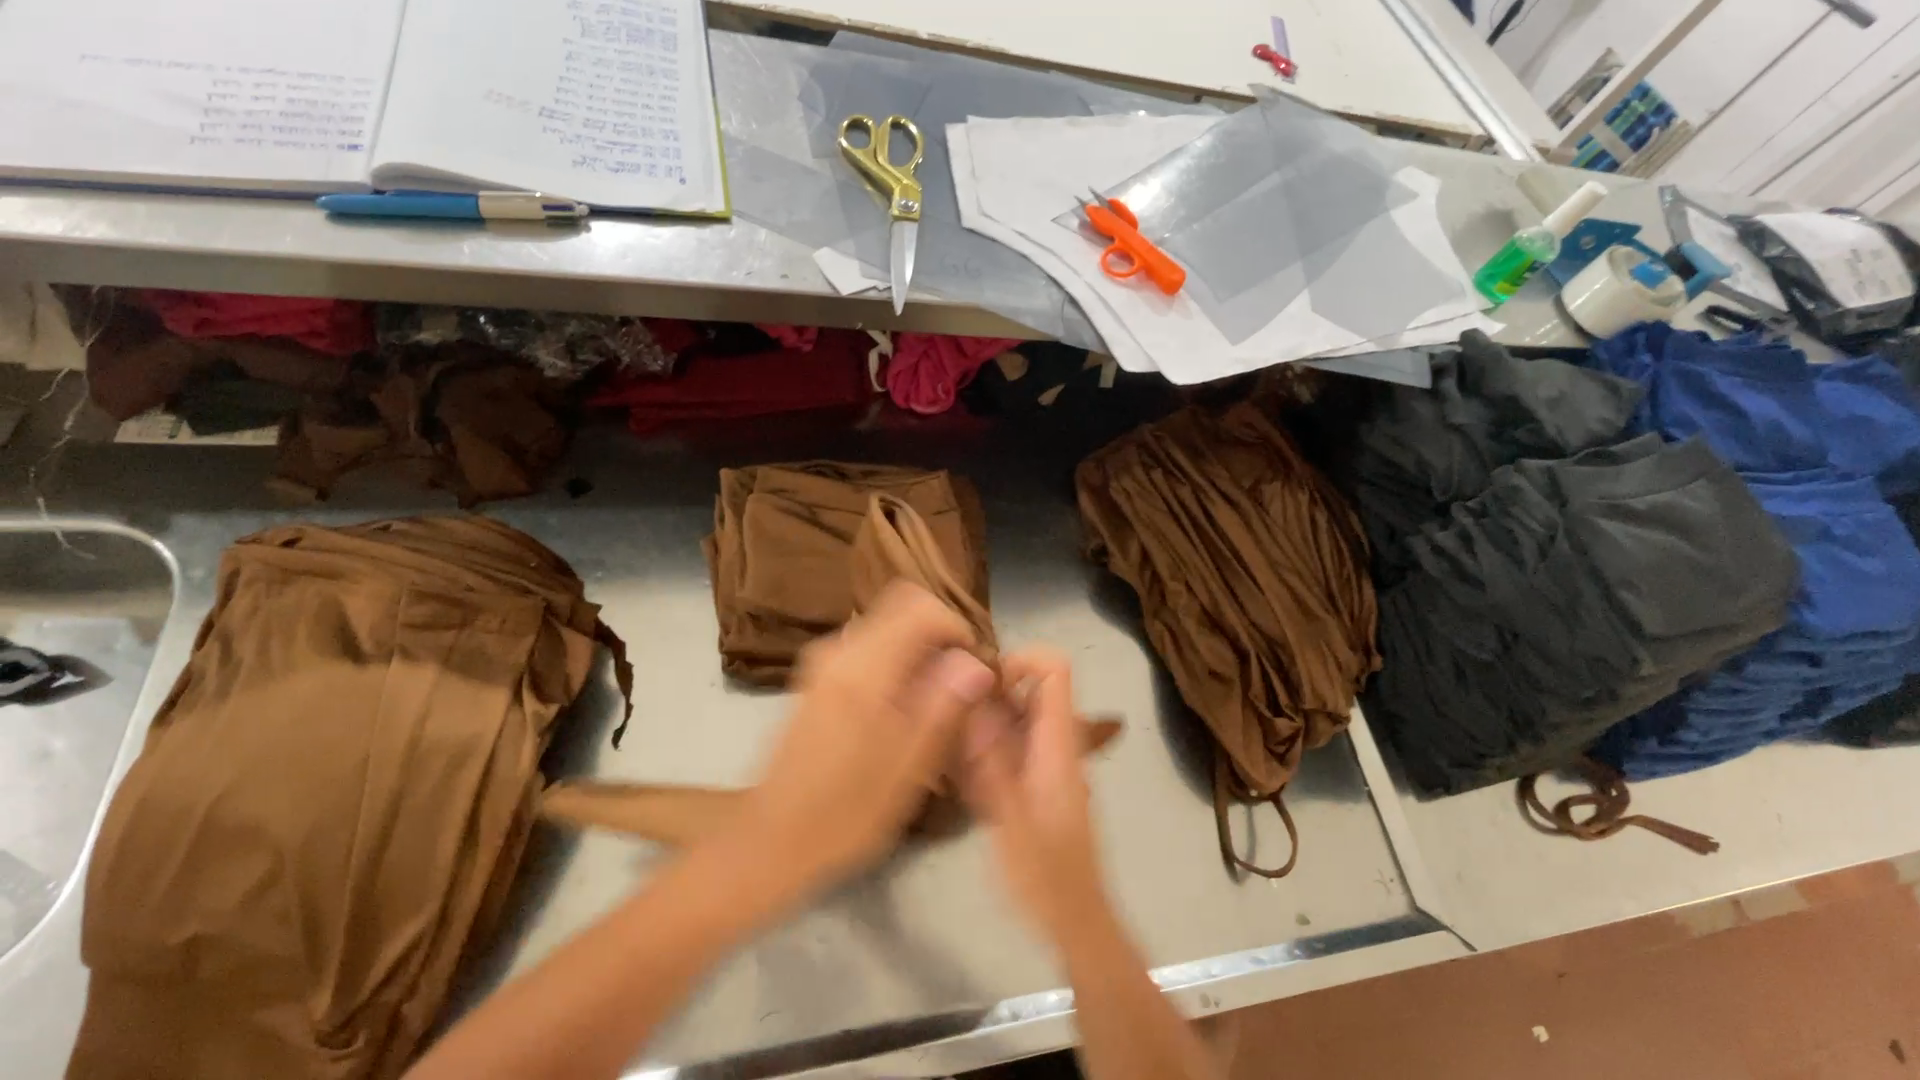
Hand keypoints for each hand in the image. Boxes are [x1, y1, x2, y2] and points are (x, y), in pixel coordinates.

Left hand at [733, 582, 995, 897]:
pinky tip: (902, 714)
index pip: (921, 607)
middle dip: (939, 638)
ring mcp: (821, 664)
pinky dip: (895, 665)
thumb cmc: (844, 815)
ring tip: (935, 705)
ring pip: (886, 628)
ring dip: (918, 652)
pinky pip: (867, 649)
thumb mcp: (906, 769)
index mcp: (863, 669)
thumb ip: (942, 707)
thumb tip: (976, 663)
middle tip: (958, 687)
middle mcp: (838, 653)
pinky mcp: (815, 681)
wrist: (771, 841)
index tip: (973, 671)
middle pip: (902, 609)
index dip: (957, 629)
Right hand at [959, 649, 1111, 942]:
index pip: (1055, 671)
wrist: (1076, 922)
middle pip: (1031, 692)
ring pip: (1018, 721)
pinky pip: (1013, 749)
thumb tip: (975, 706)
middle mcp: (1058, 747)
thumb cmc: (1046, 878)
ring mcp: (1051, 766)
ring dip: (983, 726)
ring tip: (950, 750)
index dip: (1020, 660)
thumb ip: (992, 763)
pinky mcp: (1040, 786)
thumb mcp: (1010, 822)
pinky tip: (962, 780)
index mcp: (1058, 746)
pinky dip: (988, 753)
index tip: (980, 681)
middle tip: (951, 717)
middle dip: (988, 695)